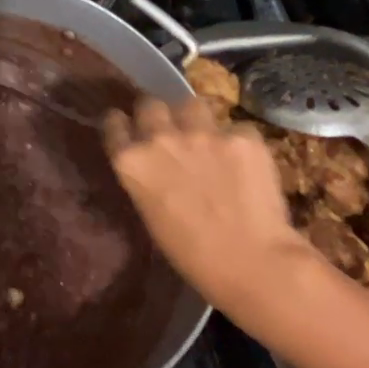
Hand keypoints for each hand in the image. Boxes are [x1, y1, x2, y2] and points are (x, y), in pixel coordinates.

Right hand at [104, 97, 314, 313]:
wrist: (255, 264)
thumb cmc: (193, 255)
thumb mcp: (150, 212)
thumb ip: (146, 177)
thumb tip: (154, 166)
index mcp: (131, 161)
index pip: (113, 122)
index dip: (123, 124)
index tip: (130, 129)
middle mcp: (160, 137)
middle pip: (150, 104)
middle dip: (158, 115)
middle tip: (171, 132)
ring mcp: (202, 132)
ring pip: (191, 104)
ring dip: (195, 119)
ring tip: (209, 139)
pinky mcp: (242, 136)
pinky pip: (236, 128)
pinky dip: (239, 143)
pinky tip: (247, 164)